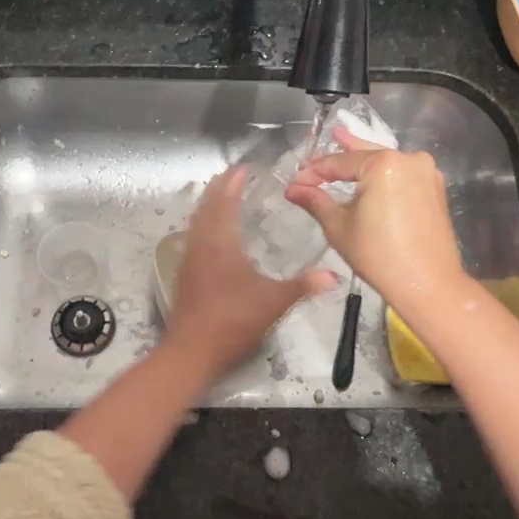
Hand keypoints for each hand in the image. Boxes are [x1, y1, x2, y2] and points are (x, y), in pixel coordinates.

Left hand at [167, 166, 337, 373]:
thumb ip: (303, 286)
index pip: (225, 203)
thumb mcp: (273, 302)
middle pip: (206, 207)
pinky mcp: (184, 275)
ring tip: (220, 196)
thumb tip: (334, 276)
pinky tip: (211, 234)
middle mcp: (201, 245)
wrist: (192, 350)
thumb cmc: (232, 321)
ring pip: (196, 222)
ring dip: (208, 205)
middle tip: (231, 175)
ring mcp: (189, 260)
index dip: (233, 184)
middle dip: (218, 189)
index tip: (242, 168)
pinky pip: (193, 237)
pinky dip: (203, 224)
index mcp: (221, 244)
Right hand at [284, 126, 466, 307]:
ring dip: (367, 161)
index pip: (340, 162)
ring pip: (387, 162)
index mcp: (384, 164)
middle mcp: (409, 160)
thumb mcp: (339, 227)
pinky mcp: (436, 189)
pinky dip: (384, 175)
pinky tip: (372, 175)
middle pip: (368, 153)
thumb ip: (316, 201)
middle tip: (331, 134)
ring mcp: (427, 173)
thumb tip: (293, 189)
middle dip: (345, 151)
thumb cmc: (378, 255)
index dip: (315, 171)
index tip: (296, 182)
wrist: (427, 284)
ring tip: (349, 145)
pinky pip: (402, 175)